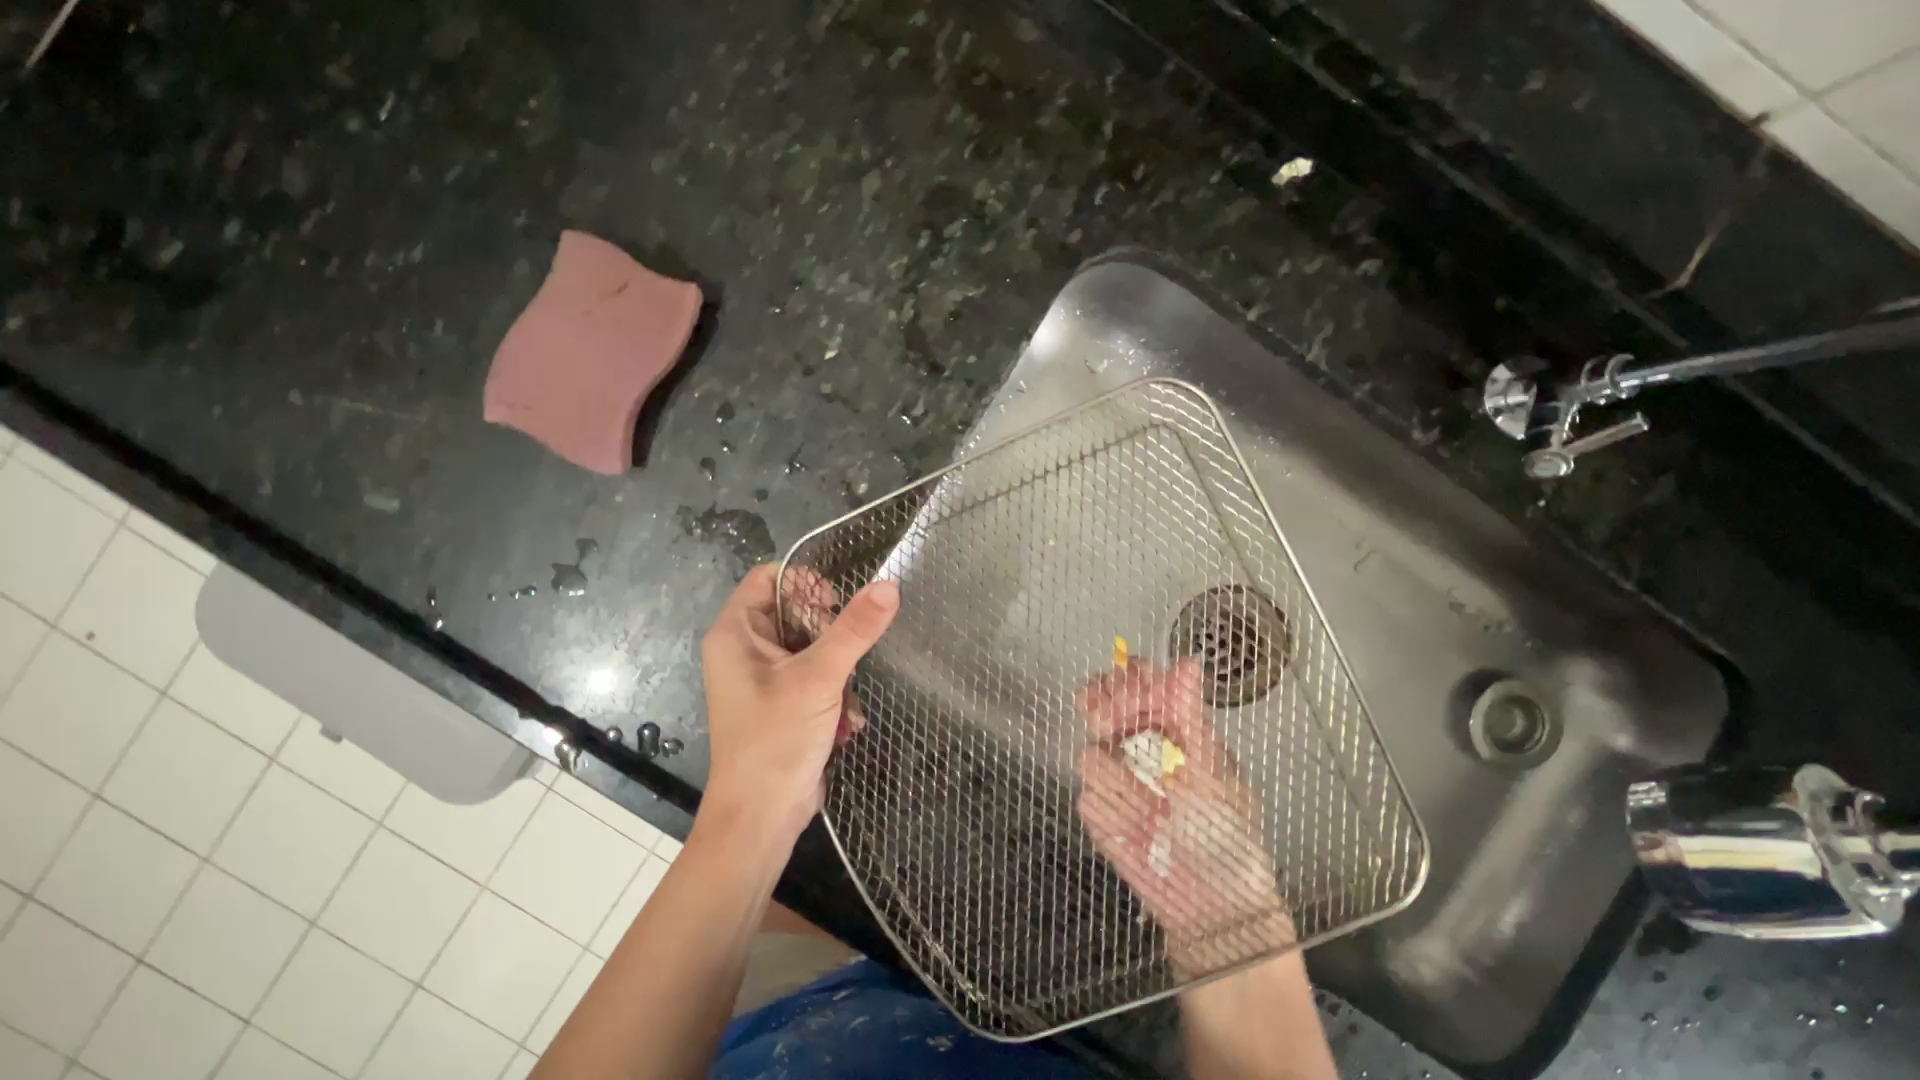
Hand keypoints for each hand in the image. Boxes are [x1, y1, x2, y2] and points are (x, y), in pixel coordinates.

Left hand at [699, 563, 898, 845]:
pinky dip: (836, 695)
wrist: (761, 817)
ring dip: (840, 670)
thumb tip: (889, 586)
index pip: (769, 578)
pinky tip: (845, 722)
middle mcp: (745, 650)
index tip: (838, 601)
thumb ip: (854, 630)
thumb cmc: (775, 740)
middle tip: (845, 656)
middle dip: (831, 635)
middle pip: (796, 613)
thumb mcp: (818, 678)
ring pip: (814, 647)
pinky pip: (817, 678)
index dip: (805, 582)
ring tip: (846, 698)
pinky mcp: (784, 705)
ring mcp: (764, 679)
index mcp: (735, 633)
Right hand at [1075, 659, 1294, 975]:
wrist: (1217, 907)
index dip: (1130, 677)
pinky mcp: (1100, 817)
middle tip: (1112, 721)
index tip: (1136, 683)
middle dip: (1102, 709)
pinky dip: (1114, 812)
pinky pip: (1089, 799)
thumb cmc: (1229, 832)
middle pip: (1098, 705)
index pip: (1138, 681)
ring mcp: (1116, 780)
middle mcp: (1138, 745)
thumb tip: (1186, 661)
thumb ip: (1190, 719)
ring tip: (1153, 804)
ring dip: (1120, 776)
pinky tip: (1139, 829)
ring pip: (1090, 753)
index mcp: (1171, 725)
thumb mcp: (1215, 771)